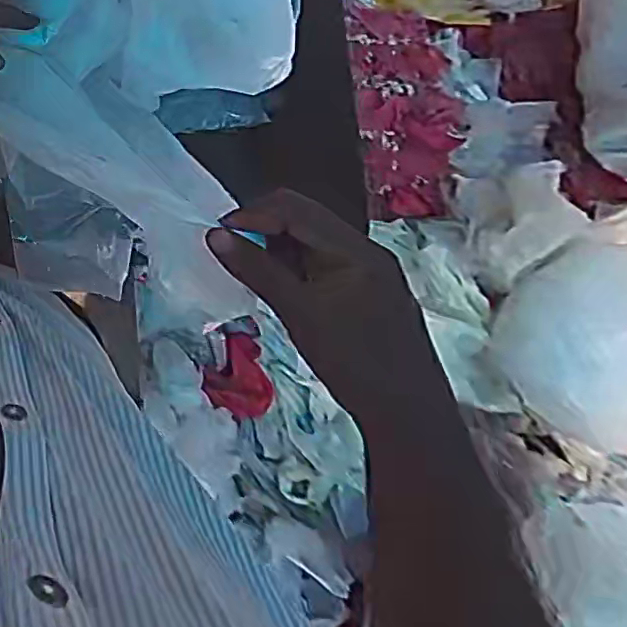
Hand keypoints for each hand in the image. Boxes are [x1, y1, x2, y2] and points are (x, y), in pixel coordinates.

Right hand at [206, 189, 452, 437]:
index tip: (220, 234)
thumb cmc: (352, 362)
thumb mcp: (297, 312)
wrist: (409, 416)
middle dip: (262, 224)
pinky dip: (292, 261)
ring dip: (275, 242)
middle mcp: (365, 251)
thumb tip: (216, 235)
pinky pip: (320, 257)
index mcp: (355, 250)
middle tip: (231, 247)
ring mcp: (368, 269)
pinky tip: (278, 282)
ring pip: (311, 236)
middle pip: (304, 215)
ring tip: (250, 267)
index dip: (252, 215)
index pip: (294, 210)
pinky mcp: (365, 287)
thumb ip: (256, 268)